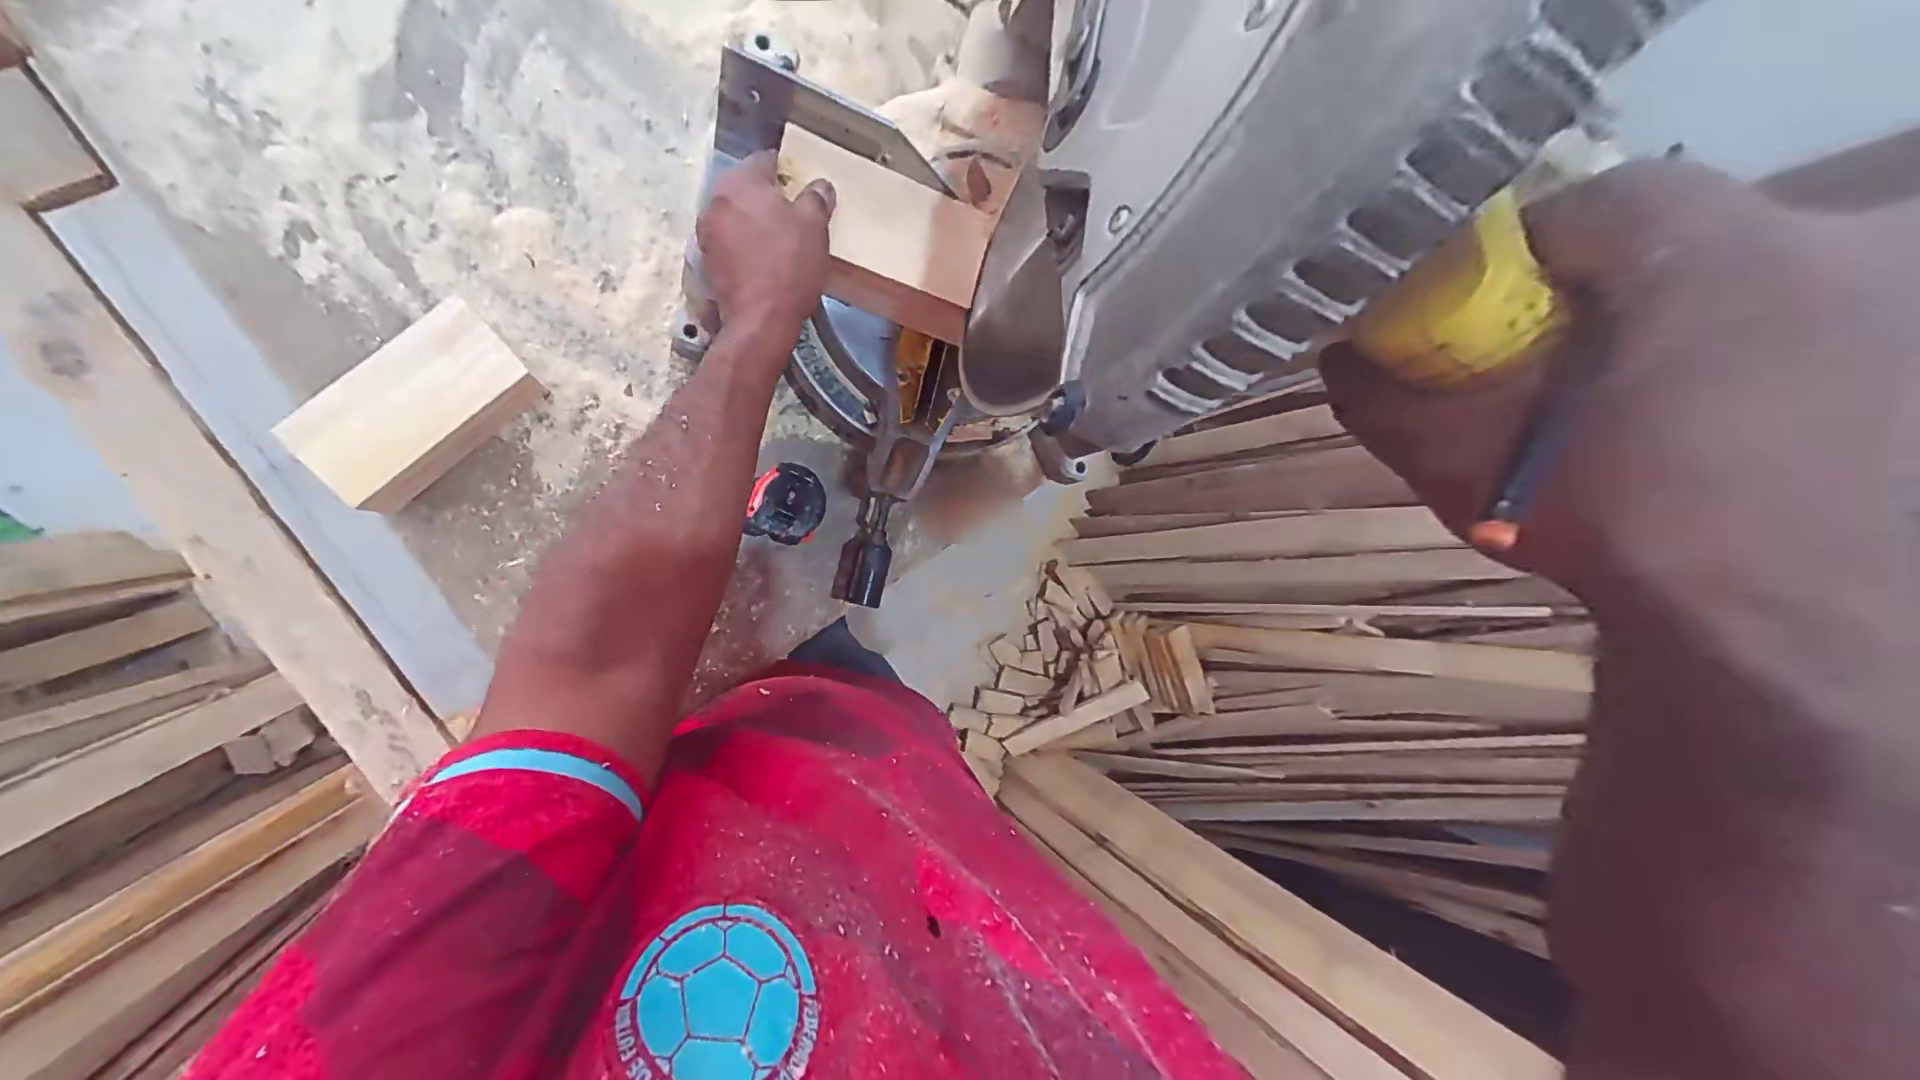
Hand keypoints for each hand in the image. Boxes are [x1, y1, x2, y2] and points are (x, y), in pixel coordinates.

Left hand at [695, 151, 834, 342]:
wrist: (760, 319)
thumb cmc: (789, 266)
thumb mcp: (814, 228)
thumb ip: (816, 199)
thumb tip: (820, 185)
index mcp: (741, 182)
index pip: (765, 160)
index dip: (786, 170)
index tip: (801, 185)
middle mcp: (715, 200)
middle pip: (746, 189)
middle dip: (767, 198)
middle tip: (793, 216)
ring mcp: (706, 232)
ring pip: (736, 216)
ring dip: (754, 223)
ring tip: (778, 242)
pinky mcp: (706, 261)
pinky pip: (729, 243)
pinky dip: (744, 246)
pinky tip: (763, 262)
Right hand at [1320, 160, 1919, 619]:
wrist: (1791, 645)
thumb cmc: (1618, 532)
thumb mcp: (1467, 466)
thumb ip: (1388, 404)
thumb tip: (1335, 358)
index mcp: (1719, 256)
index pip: (1597, 199)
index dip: (1519, 245)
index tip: (1477, 304)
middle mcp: (1847, 245)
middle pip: (1681, 236)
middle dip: (1603, 289)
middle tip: (1548, 362)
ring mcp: (1905, 301)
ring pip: (1754, 277)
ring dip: (1678, 321)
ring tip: (1625, 402)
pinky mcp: (1917, 357)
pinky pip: (1819, 322)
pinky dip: (1753, 354)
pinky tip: (1715, 424)